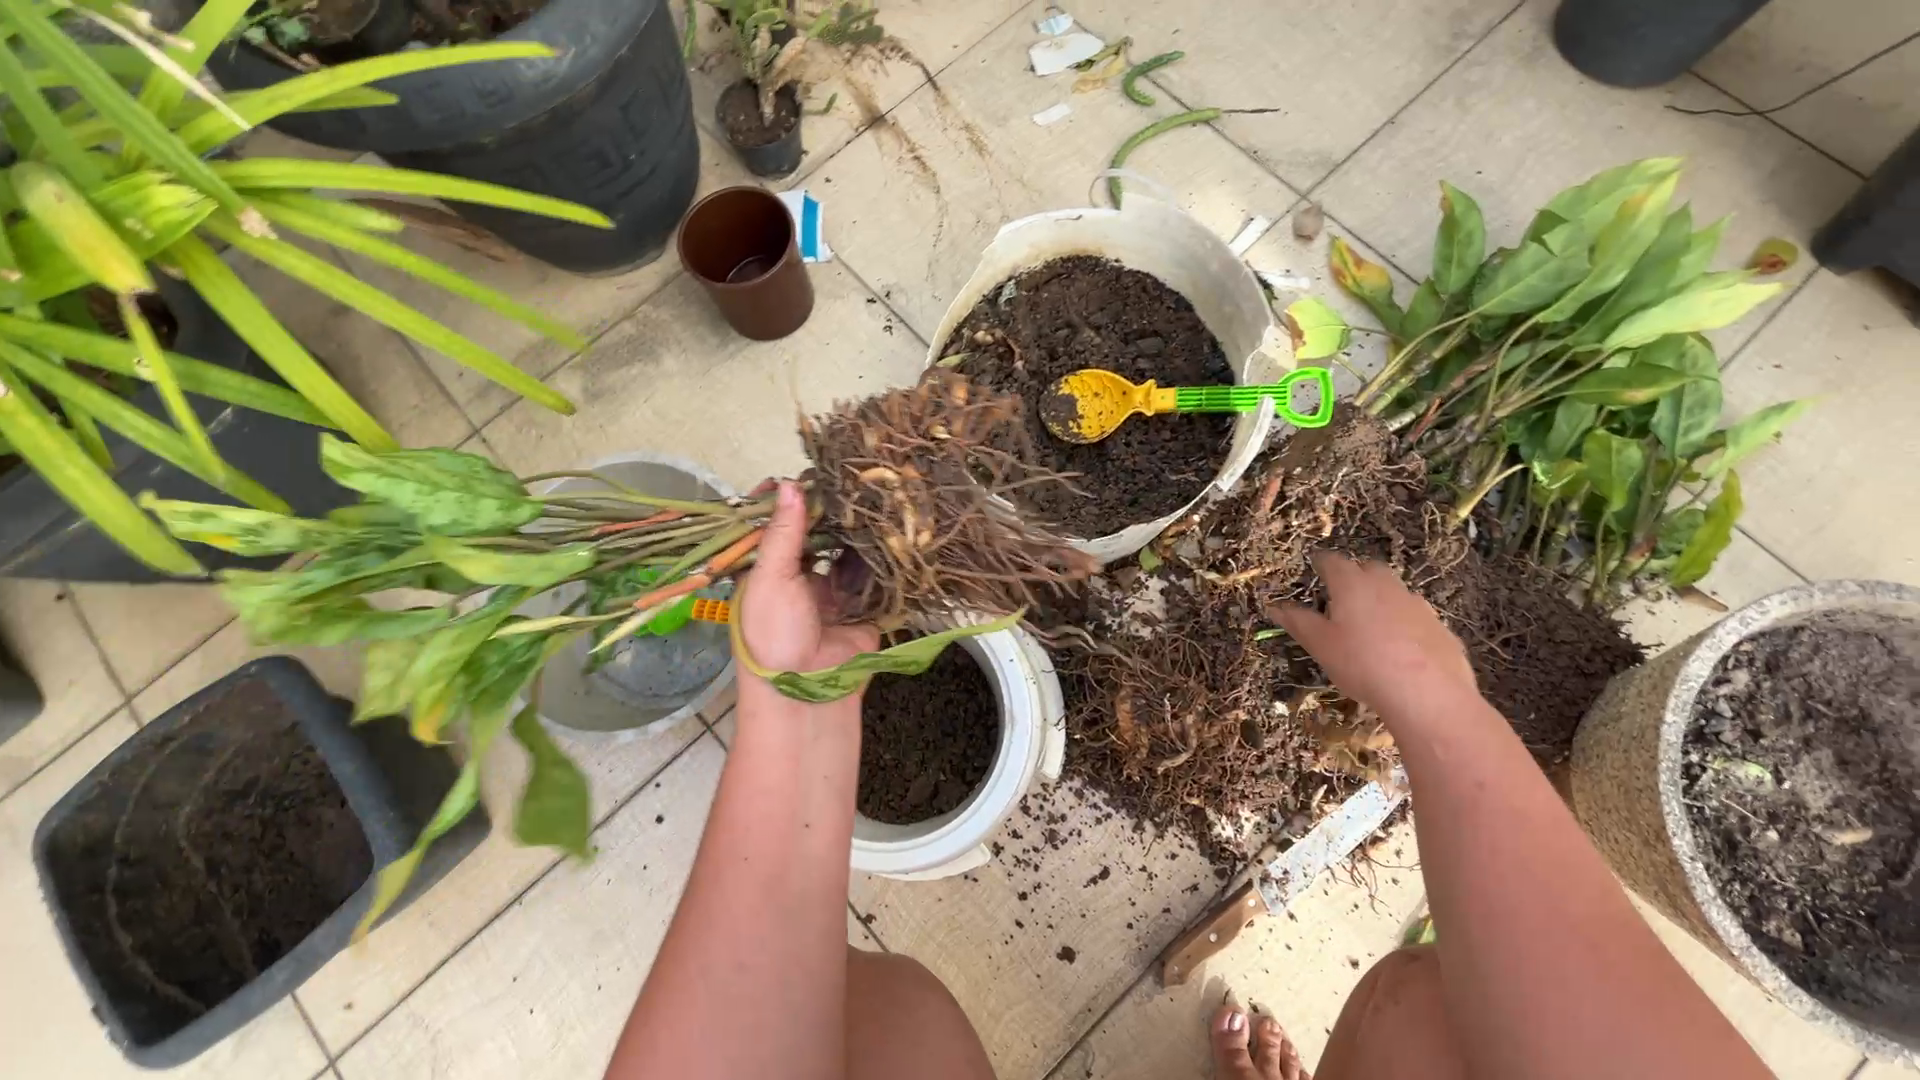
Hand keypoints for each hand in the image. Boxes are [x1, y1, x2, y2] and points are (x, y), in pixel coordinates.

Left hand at [735, 481, 878, 677]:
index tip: (809, 473)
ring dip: (858, 533)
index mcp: (767, 571)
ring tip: (874, 499)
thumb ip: (784, 533)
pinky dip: (881, 559)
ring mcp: (831, 593)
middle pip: (816, 536)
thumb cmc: (773, 635)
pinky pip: (872, 578)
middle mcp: (799, 578)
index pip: (776, 526)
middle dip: (831, 514)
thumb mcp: (770, 579)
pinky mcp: (861, 608)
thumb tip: (789, 484)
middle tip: (850, 481)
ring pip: (847, 553)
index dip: (789, 502)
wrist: (808, 692)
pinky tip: (890, 531)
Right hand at [1270, 552, 1478, 728]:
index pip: (1332, 561)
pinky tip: (1398, 649)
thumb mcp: (1320, 645)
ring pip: (1394, 591)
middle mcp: (1387, 585)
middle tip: (1339, 596)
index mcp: (1353, 584)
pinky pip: (1414, 616)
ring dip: (1380, 599)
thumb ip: (1298, 622)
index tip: (1313, 567)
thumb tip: (1275, 606)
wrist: (1428, 694)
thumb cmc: (1362, 664)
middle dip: (1353, 575)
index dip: (1320, 563)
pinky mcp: (1440, 627)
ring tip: (1368, 625)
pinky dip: (1403, 622)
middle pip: (1368, 568)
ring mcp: (1418, 604)